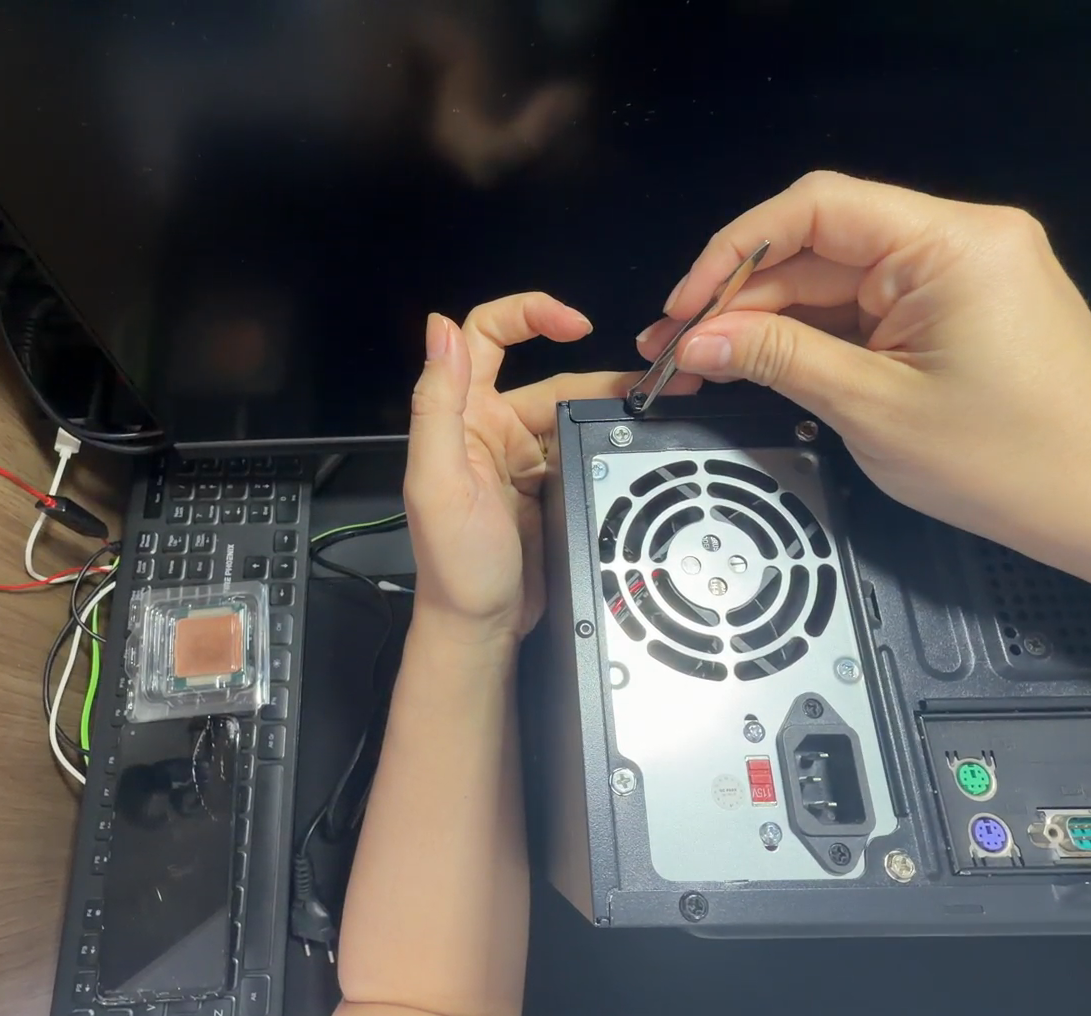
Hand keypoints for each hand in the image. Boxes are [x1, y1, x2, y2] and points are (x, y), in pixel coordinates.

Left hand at [407, 294, 696, 639]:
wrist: (481, 625)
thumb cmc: (453, 564)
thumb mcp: (438, 481)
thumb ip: (437, 405)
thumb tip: (441, 331)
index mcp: (460, 418)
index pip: (485, 338)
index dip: (527, 315)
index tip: (572, 322)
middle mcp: (489, 430)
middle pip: (547, 378)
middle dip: (597, 377)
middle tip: (647, 384)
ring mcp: (521, 459)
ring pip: (571, 413)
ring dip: (610, 408)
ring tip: (654, 407)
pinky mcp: (546, 485)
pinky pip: (580, 447)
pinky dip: (605, 439)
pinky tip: (632, 440)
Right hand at [638, 171, 1090, 548]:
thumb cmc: (1002, 460)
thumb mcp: (871, 407)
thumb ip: (779, 359)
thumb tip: (694, 339)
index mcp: (949, 244)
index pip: (815, 209)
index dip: (733, 252)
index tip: (682, 307)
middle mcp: (948, 243)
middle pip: (810, 250)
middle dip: (732, 299)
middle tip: (667, 348)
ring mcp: (942, 279)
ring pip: (821, 285)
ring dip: (754, 323)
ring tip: (691, 362)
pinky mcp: (935, 314)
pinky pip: (848, 314)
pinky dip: (794, 341)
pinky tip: (745, 363)